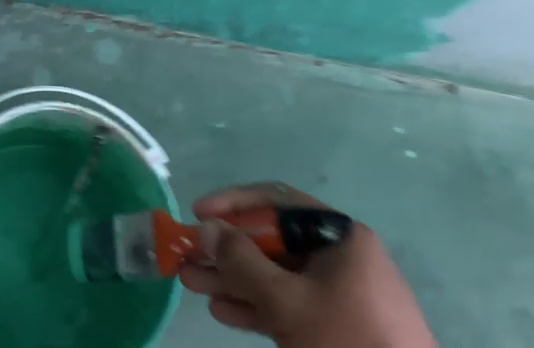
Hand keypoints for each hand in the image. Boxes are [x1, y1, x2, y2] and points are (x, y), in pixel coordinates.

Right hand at [179, 182, 435, 347]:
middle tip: (187, 257)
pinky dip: (258, 305)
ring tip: (191, 284)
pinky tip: (223, 312)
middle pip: (273, 240)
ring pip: (278, 275)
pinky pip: (291, 303)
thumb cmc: (347, 341)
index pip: (277, 200)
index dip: (233, 204)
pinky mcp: (340, 325)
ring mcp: (342, 293)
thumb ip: (242, 262)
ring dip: (234, 279)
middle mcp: (341, 256)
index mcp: (340, 235)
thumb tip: (208, 227)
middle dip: (226, 250)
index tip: (198, 214)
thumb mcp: (287, 302)